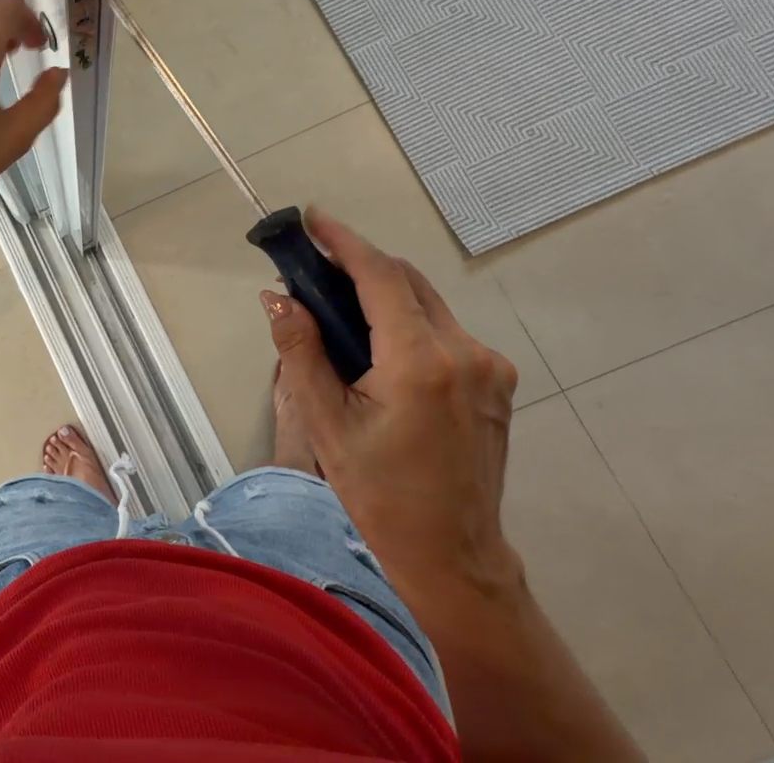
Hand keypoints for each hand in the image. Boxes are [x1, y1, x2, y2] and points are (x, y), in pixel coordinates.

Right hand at [262, 209, 522, 602]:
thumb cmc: (378, 494)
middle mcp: (465, 353)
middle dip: (359, 265)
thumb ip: (300, 351)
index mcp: (420, 363)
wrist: (451, 553)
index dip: (344, 242)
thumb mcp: (325, 422)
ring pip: (428, 303)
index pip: (381, 277)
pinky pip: (444, 330)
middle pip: (407, 281)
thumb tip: (277, 298)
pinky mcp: (496, 381)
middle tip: (312, 267)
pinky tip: (376, 345)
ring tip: (337, 308)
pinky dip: (406, 320)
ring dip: (382, 292)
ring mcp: (488, 366)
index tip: (313, 219)